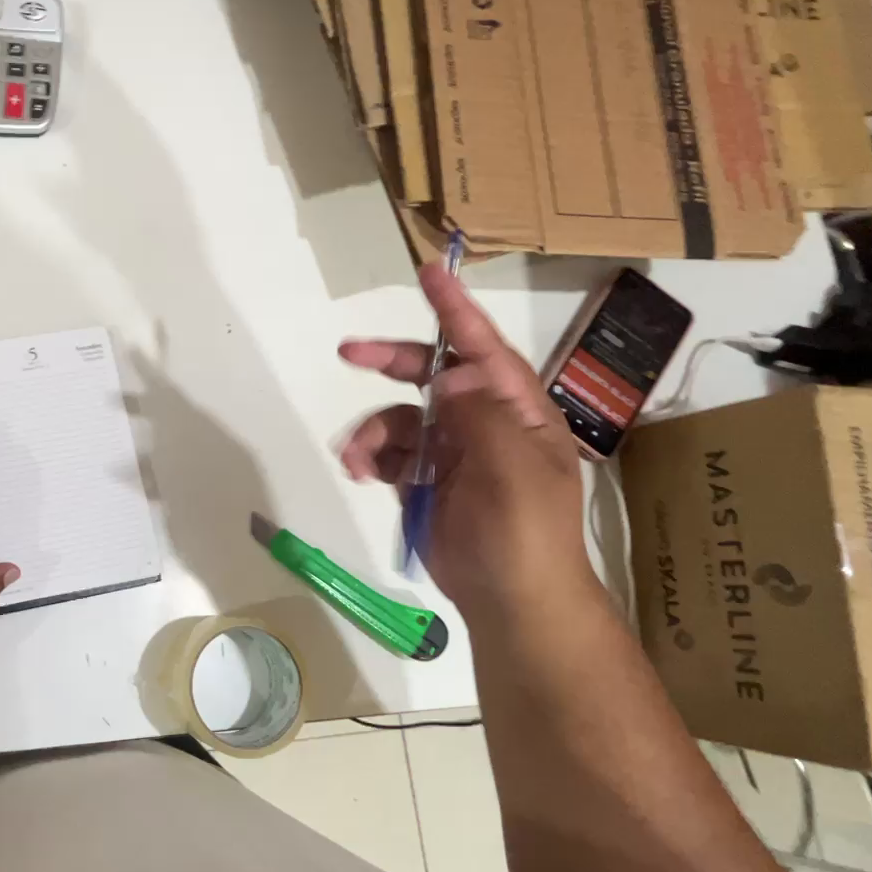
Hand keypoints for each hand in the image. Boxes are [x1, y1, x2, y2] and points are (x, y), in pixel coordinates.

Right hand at [337, 265, 594, 615]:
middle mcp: (483, 423)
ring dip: (372, 433)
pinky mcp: (425, 482)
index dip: (455, 310)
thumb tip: (447, 374)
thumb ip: (479, 415)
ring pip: (399, 420)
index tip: (428, 273)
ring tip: (357, 461)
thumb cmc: (523, 533)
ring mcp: (452, 453)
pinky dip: (370, 459)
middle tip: (348, 353)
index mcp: (517, 411)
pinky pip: (389, 455)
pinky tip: (361, 473)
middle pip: (430, 376)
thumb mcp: (512, 469)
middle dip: (390, 363)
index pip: (481, 349)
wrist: (509, 598)